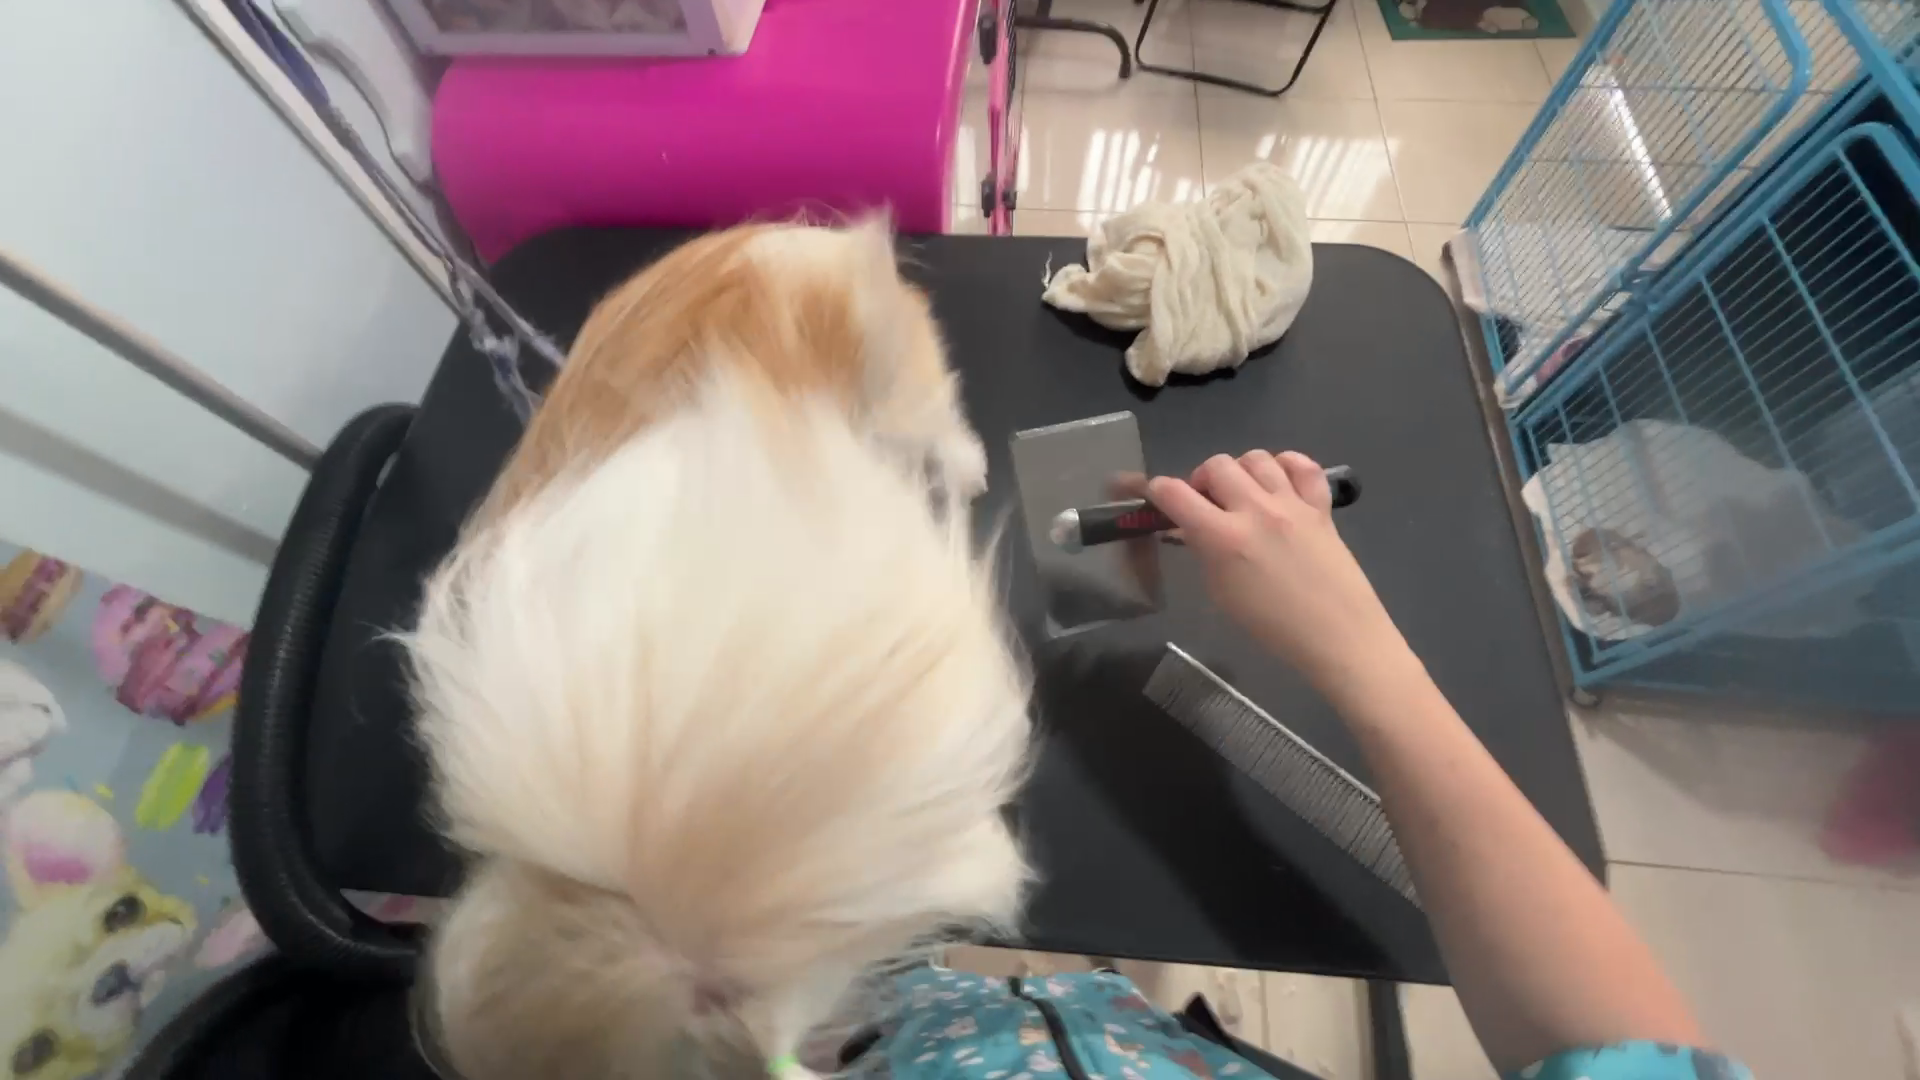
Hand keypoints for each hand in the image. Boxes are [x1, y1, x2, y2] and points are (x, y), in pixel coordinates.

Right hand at [1147, 452, 1410, 691]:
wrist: (1337, 634)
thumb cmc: (1271, 625)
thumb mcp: (1220, 592)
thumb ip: (1204, 552)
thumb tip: (1194, 529)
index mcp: (1222, 537)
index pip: (1174, 493)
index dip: (1156, 490)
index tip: (1155, 497)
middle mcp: (1255, 510)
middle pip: (1216, 465)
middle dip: (1201, 479)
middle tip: (1206, 503)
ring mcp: (1291, 504)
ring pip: (1256, 458)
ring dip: (1240, 471)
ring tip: (1243, 493)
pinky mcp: (1321, 506)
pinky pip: (1302, 465)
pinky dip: (1286, 466)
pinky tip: (1279, 484)